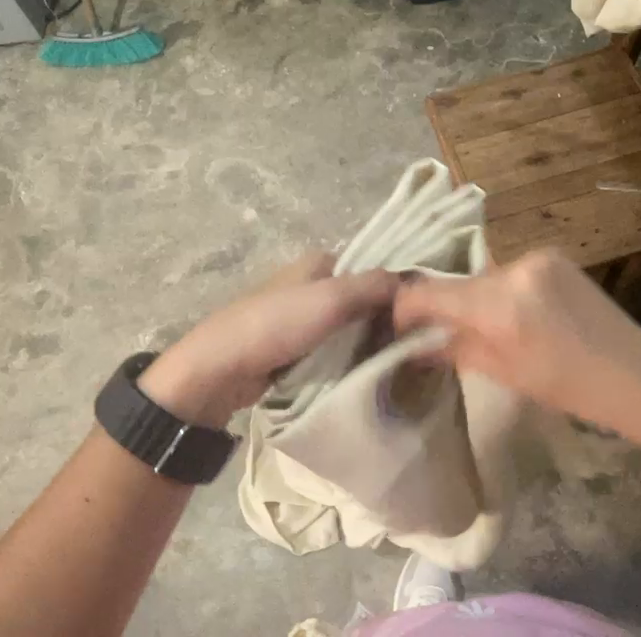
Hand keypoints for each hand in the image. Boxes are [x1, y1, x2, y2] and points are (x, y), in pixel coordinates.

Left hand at [139, 252, 397, 427]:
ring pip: (347, 328)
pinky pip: (330, 351)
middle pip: (362, 300)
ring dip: (365, 345)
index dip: (396, 291)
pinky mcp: (291, 348)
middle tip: (411, 349)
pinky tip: (364, 377)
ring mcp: (299, 317)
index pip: (373, 270)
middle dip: (383, 321)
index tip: (420, 319)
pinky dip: (345, 362)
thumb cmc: (276, 325)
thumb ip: (374, 287)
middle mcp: (310, 283)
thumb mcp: (332, 299)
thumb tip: (414, 284)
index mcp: (319, 262)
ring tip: (395, 366)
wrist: (220, 369)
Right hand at [393, 248, 640, 445]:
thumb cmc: (568, 387)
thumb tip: (416, 344)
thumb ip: (455, 349)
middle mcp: (515, 269)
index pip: (431, 292)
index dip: (405, 307)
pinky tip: (521, 314)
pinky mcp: (553, 255)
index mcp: (500, 305)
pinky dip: (504, 290)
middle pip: (459, 283)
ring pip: (485, 276)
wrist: (635, 373)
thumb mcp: (504, 374)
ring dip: (477, 298)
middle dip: (445, 306)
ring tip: (489, 328)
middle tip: (438, 332)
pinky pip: (511, 271)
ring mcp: (537, 257)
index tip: (396, 324)